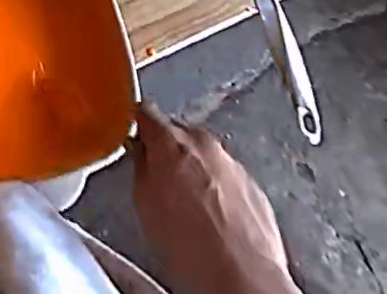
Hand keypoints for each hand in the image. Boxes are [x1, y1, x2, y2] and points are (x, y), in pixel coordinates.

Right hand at [129, 103, 298, 293]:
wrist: (243, 281)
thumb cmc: (190, 247)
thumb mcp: (143, 203)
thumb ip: (140, 165)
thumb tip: (141, 154)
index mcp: (170, 140)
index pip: (145, 111)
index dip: (137, 122)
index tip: (133, 133)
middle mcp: (202, 143)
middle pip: (176, 132)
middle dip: (168, 150)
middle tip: (161, 181)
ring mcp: (231, 162)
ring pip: (203, 155)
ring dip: (195, 171)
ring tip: (191, 209)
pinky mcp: (253, 186)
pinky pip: (227, 177)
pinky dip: (218, 190)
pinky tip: (214, 221)